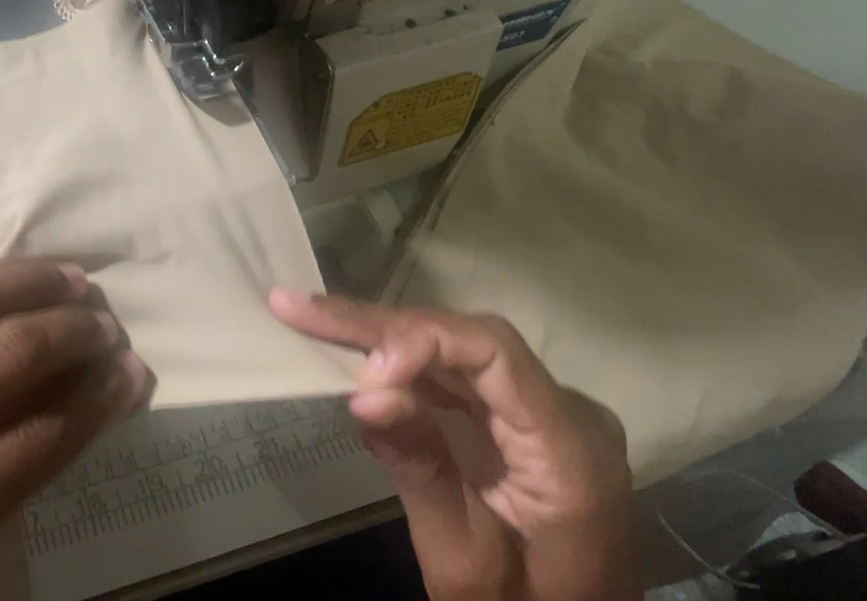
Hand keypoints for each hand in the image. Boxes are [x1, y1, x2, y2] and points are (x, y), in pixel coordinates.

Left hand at [0, 259, 151, 600]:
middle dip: (75, 334)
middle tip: (111, 326)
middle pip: (5, 357)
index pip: (34, 443)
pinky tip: (8, 274)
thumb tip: (82, 401)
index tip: (135, 375)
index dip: (97, 402)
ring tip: (75, 282)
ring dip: (32, 283)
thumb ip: (6, 484)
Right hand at [270, 291, 636, 600]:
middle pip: (467, 341)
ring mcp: (545, 411)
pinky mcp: (519, 416)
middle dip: (379, 326)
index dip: (422, 340)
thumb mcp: (461, 557)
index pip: (494, 353)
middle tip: (298, 309)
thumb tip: (363, 391)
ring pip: (456, 347)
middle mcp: (567, 414)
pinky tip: (350, 352)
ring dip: (379, 336)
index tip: (363, 368)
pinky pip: (456, 371)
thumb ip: (419, 468)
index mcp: (568, 454)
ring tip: (308, 318)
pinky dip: (400, 362)